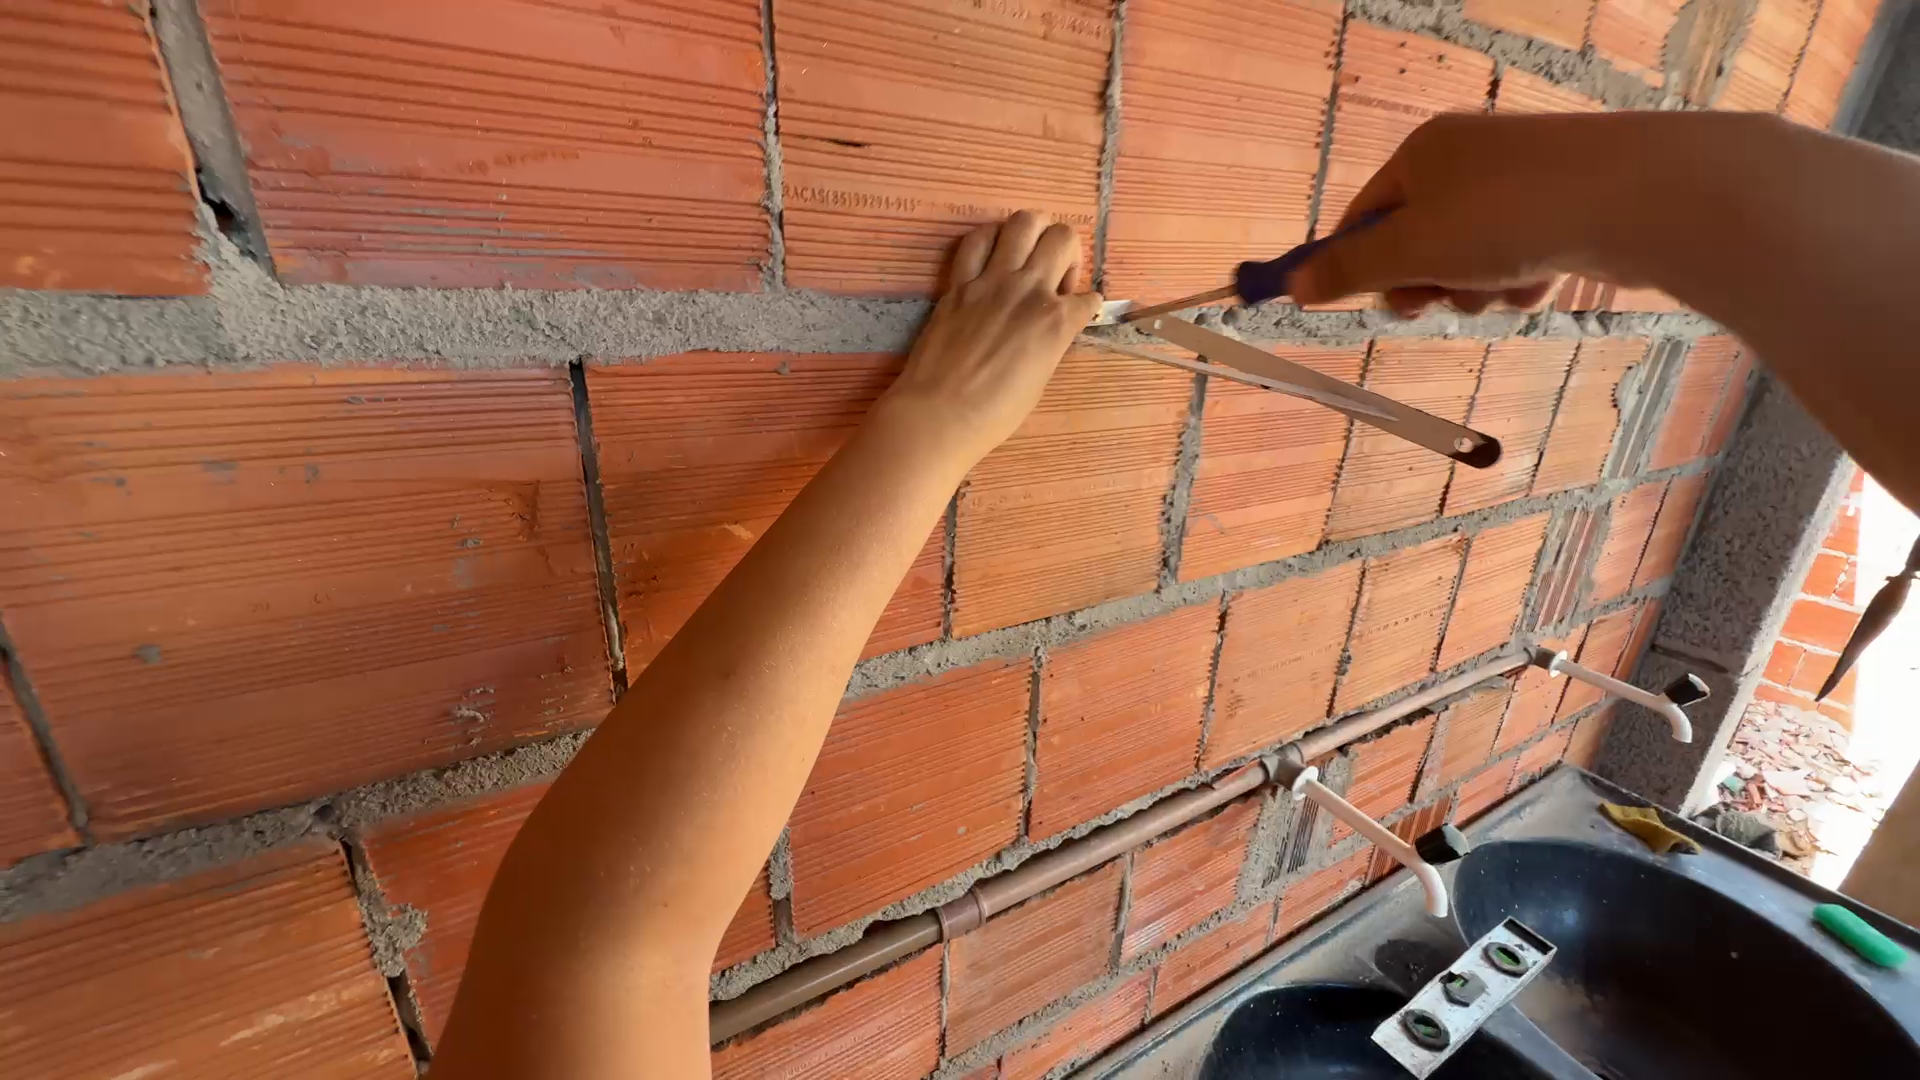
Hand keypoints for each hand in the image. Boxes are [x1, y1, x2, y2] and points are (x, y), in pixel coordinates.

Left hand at [874, 211, 1103, 466]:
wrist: (940, 414)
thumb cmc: (994, 414)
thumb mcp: (1038, 381)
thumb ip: (1050, 344)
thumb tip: (1050, 331)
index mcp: (1056, 322)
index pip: (1089, 298)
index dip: (1086, 306)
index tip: (1075, 314)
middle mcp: (1029, 290)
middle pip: (1063, 237)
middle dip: (1067, 253)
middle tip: (1053, 279)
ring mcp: (992, 281)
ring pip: (1023, 222)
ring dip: (1033, 232)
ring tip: (1025, 255)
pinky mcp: (959, 283)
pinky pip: (977, 240)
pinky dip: (989, 240)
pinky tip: (991, 255)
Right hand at [1289, 113, 1633, 316]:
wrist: (1644, 197)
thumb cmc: (1504, 217)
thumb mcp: (1406, 250)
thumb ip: (1345, 271)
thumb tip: (1291, 286)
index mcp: (1421, 153)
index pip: (1359, 218)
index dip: (1351, 265)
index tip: (1356, 300)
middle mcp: (1465, 159)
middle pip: (1409, 244)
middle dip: (1418, 283)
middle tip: (1429, 301)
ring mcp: (1515, 182)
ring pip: (1459, 260)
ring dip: (1466, 289)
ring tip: (1496, 289)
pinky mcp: (1558, 207)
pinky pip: (1509, 259)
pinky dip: (1512, 281)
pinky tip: (1536, 281)